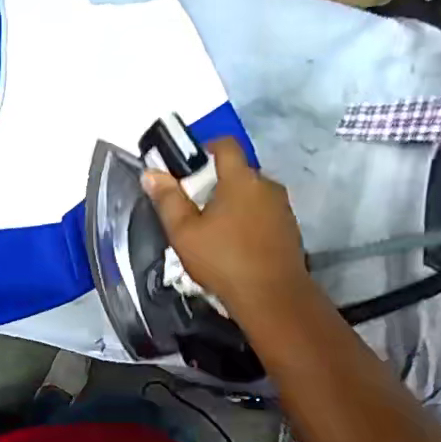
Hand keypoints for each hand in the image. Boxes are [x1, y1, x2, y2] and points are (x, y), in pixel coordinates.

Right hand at [144, 137, 313, 314]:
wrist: (271, 296)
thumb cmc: (222, 260)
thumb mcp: (184, 233)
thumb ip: (168, 200)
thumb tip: (151, 173)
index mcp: (240, 179)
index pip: (225, 145)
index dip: (205, 148)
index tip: (187, 168)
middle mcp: (266, 185)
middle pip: (237, 172)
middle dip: (215, 183)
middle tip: (192, 209)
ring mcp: (282, 207)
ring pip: (250, 195)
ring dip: (232, 205)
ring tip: (212, 232)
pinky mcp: (289, 228)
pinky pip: (262, 214)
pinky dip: (247, 222)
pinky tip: (233, 246)